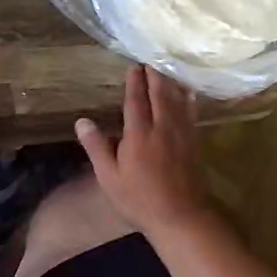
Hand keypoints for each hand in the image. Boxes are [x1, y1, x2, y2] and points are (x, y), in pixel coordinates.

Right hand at [76, 66, 209, 232]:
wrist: (181, 215)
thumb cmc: (139, 199)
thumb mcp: (109, 177)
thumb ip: (97, 146)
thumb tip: (82, 121)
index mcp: (139, 133)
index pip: (136, 100)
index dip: (134, 82)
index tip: (133, 66)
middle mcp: (162, 126)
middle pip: (159, 93)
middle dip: (154, 75)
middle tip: (149, 60)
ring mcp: (181, 132)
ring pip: (176, 99)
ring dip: (170, 81)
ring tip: (165, 69)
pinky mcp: (194, 140)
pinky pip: (191, 112)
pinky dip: (188, 98)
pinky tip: (189, 92)